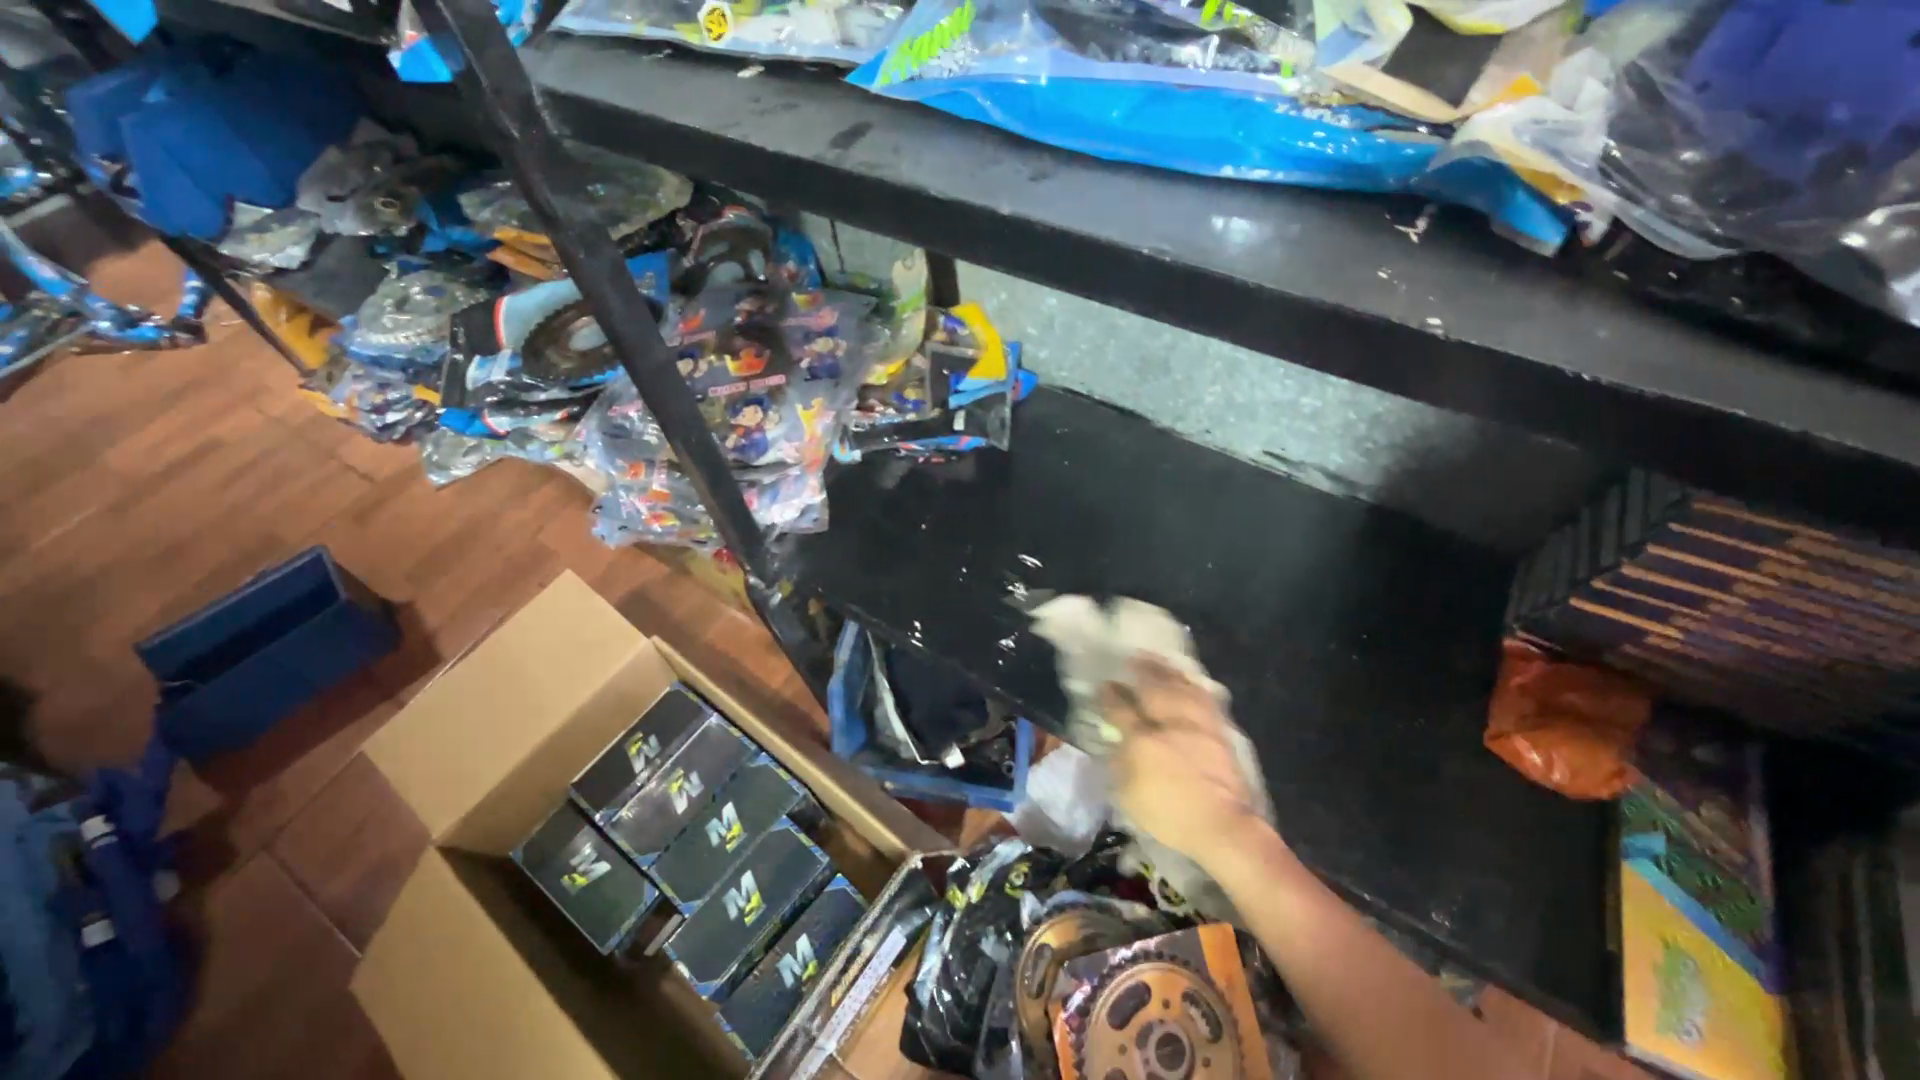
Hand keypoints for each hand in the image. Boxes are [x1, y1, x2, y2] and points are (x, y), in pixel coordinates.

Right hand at [1098, 654, 1273, 875]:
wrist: (1222, 826)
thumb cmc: (1169, 815)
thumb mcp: (1129, 795)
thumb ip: (1120, 764)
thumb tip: (1117, 743)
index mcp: (1142, 740)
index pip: (1121, 709)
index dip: (1110, 695)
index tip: (1103, 684)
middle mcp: (1170, 724)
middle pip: (1154, 688)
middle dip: (1142, 672)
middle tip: (1132, 658)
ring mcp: (1198, 725)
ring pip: (1181, 688)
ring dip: (1168, 672)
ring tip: (1158, 660)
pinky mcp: (1219, 733)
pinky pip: (1204, 699)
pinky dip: (1195, 687)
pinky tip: (1191, 681)